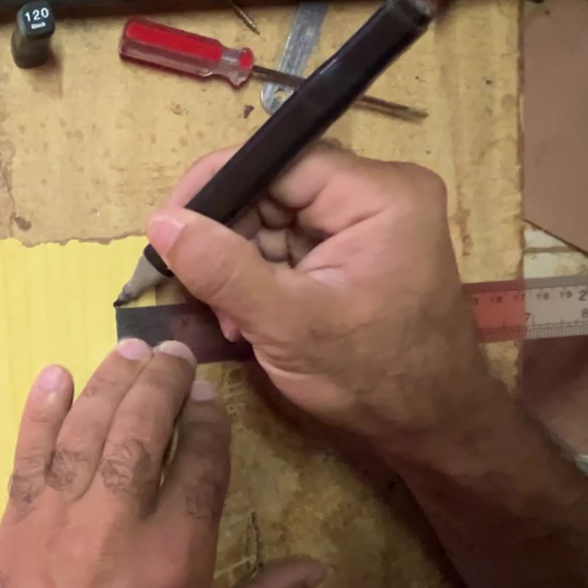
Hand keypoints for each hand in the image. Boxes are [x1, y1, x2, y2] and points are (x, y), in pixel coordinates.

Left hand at [0, 340, 324, 587]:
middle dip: (160, 383)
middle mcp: (119, 522)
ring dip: (108, 384)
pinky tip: (53, 376)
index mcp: (177, 554)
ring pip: (88, 431)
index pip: (200, 463)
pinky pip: (28, 454)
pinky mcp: (18, 519)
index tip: (208, 395)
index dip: (207, 421)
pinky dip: (39, 413)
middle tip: (171, 352)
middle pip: (142, 431)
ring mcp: (61, 516)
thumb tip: (314, 566)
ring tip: (126, 351)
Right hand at [145, 144, 504, 450]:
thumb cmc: (370, 376)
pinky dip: (254, 280)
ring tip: (232, 318)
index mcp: (378, 195)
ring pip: (268, 221)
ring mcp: (361, 223)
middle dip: (225, 240)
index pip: (277, 161)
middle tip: (202, 292)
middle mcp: (373, 195)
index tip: (166, 227)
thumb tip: (160, 221)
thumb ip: (221, 269)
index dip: (215, 186)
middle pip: (269, 191)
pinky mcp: (348, 251)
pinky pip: (282, 247)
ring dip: (235, 267)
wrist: (427, 425)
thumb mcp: (285, 323)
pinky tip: (248, 319)